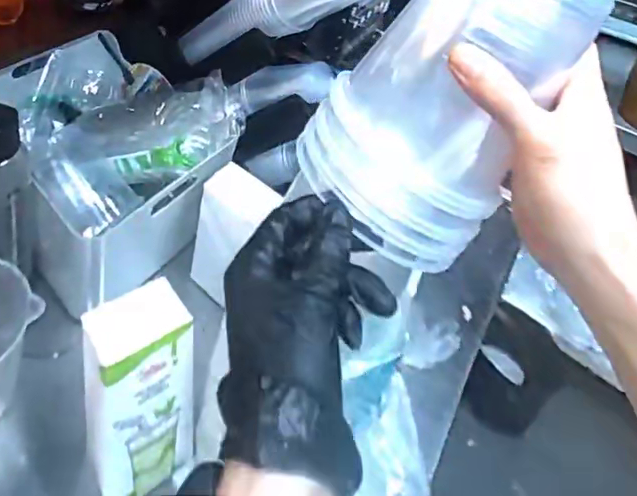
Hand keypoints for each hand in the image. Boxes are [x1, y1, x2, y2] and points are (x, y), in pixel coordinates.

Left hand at [219, 195, 397, 495]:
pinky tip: (356, 334)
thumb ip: (327, 249)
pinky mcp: (297, 331)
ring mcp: (279, 308)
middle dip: (343, 256)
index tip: (346, 210)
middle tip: (374, 250)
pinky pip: (321, 307)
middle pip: (305, 250)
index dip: (313, 212)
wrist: (291, 426)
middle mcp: (262, 281)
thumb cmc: (293, 349)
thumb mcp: (313, 294)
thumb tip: (336, 210)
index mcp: (253, 265)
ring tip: (383, 305)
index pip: (281, 221)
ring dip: (351, 289)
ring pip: (319, 280)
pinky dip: (341, 315)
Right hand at [448, 43, 636, 283]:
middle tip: (453, 23)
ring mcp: (545, 130)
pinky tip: (448, 104)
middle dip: (497, 42)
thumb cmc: (578, 197)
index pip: (566, 36)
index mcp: (580, 91)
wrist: (588, 262)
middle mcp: (564, 104)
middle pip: (532, 61)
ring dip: (484, 76)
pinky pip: (499, 121)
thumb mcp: (540, 140)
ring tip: (443, 55)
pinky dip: (478, 110)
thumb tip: (458, 51)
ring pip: (512, 91)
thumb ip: (501, 96)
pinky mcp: (526, 155)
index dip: (538, 12)